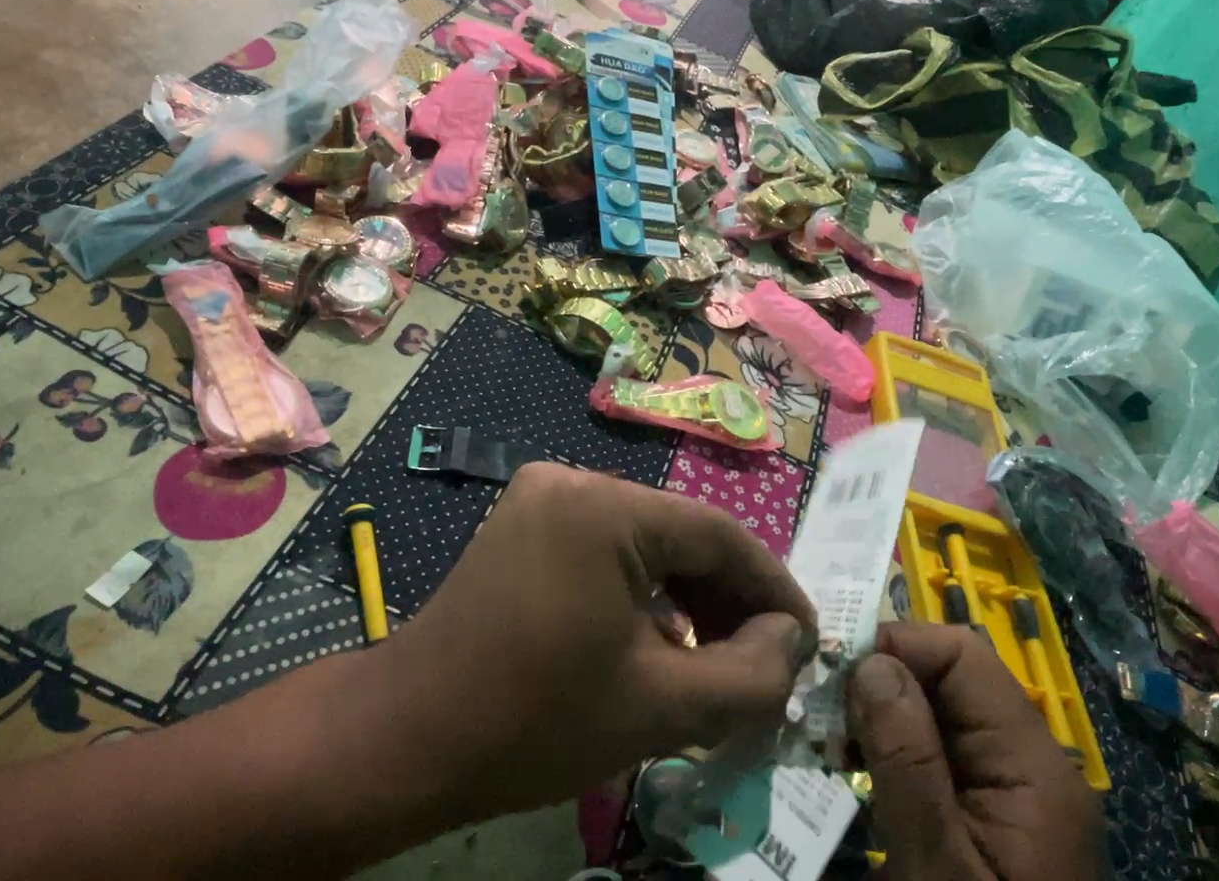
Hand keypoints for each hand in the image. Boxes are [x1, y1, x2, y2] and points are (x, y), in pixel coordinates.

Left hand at [374, 463, 816, 821]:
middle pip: (679, 534)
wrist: (410, 736)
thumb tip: (790, 638)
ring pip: (642, 542)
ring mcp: (538, 499)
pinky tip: (659, 642)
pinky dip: (639, 591)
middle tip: (766, 661)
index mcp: (604, 507)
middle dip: (728, 599)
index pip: (719, 534)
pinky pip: (602, 547)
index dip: (774, 588)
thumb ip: (751, 672)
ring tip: (718, 660)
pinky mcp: (520, 525)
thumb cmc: (537, 721)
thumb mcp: (663, 706)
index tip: (808, 642)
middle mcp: (570, 481)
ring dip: (686, 598)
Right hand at [848, 623, 1104, 880]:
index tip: (830, 674)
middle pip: (950, 680)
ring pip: (938, 713)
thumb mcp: (936, 865)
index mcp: (1033, 767)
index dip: (897, 647)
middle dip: (879, 680)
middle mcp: (1029, 764)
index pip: (962, 657)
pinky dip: (889, 747)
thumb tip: (870, 662)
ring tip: (825, 740)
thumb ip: (907, 760)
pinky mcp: (989, 814)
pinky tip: (850, 768)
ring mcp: (1010, 791)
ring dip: (877, 713)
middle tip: (816, 711)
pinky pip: (937, 753)